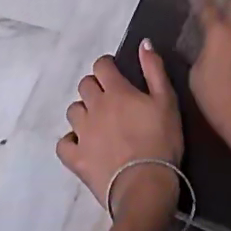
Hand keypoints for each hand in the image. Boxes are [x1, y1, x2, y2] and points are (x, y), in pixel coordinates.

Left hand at [56, 44, 181, 222]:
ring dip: (83, 112)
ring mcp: (82, 133)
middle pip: (85, 85)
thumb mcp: (167, 102)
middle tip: (110, 100)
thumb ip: (154, 70)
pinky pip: (63, 143)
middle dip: (95, 87)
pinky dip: (70, 141)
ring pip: (73, 111)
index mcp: (116, 92)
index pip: (101, 66)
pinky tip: (81, 144)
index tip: (115, 73)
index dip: (107, 66)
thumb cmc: (161, 142)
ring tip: (97, 123)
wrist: (146, 187)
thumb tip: (143, 43)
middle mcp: (94, 107)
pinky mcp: (76, 157)